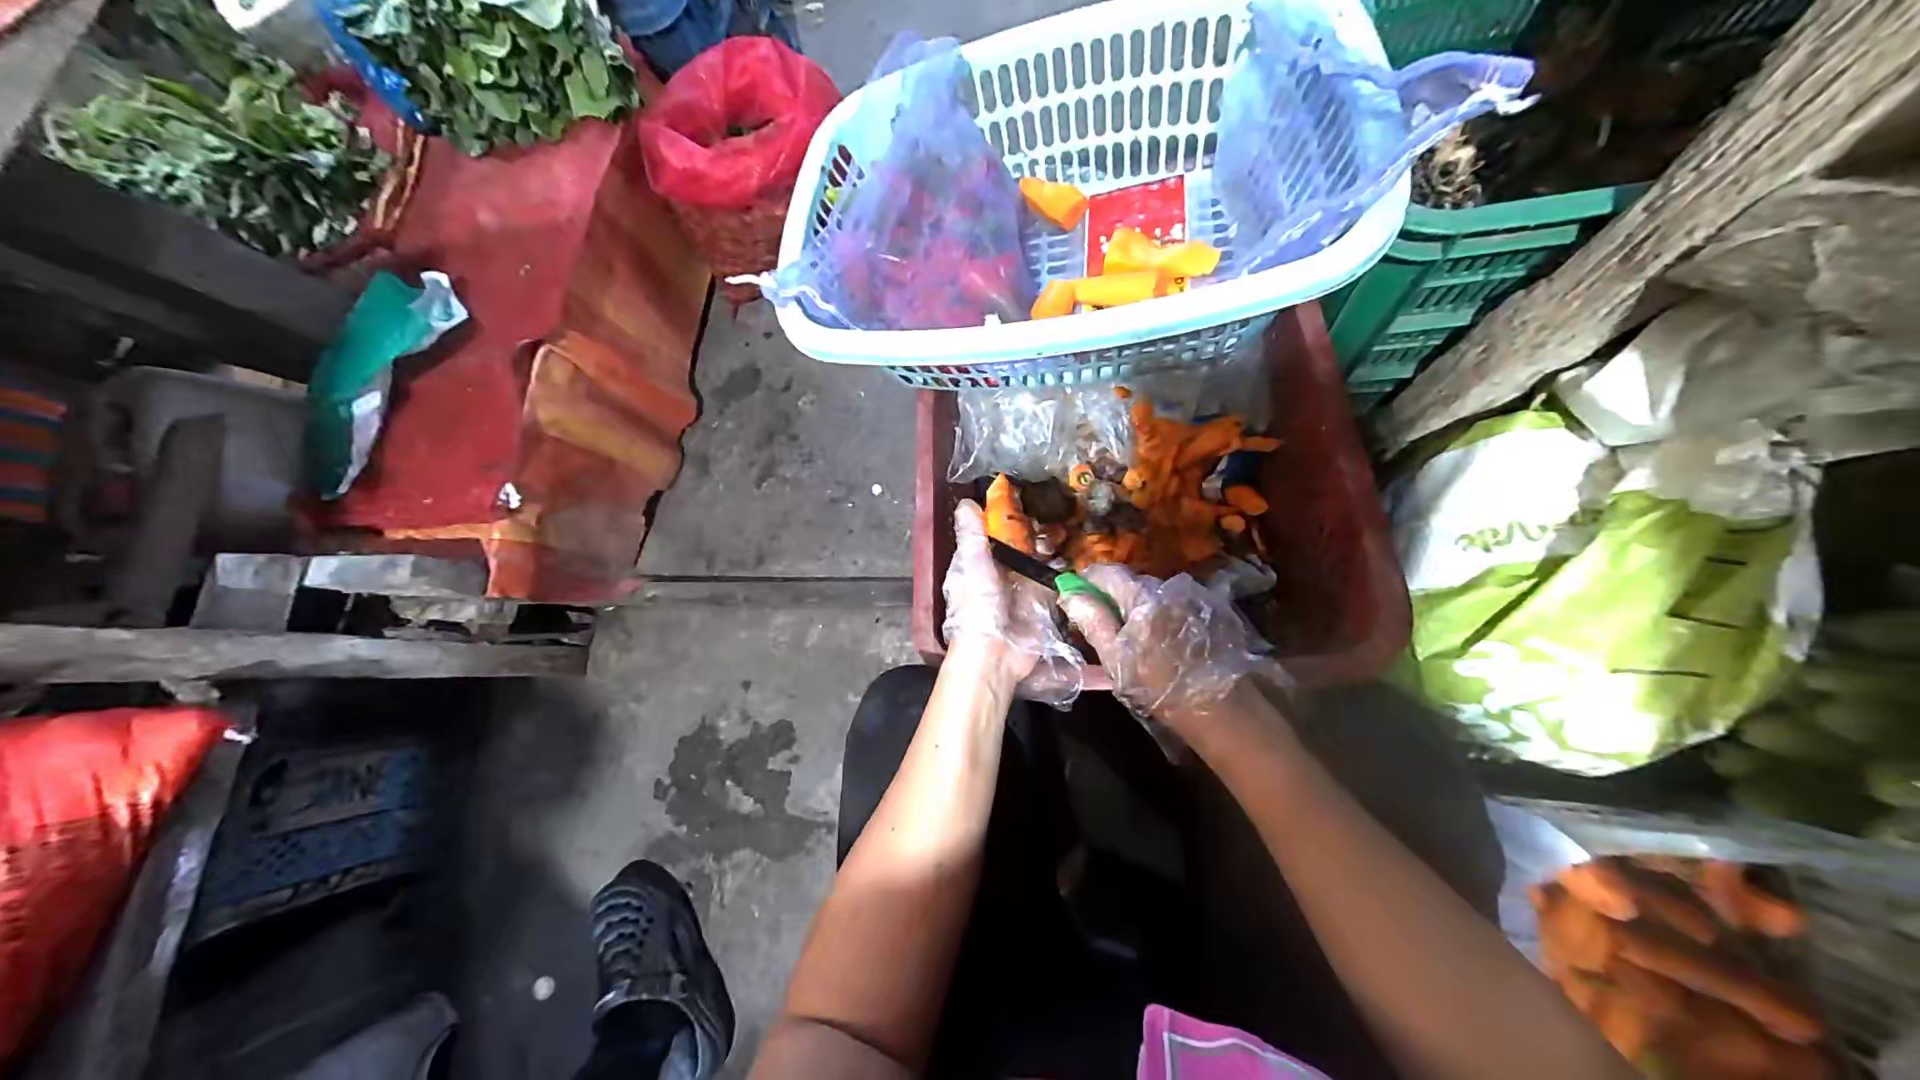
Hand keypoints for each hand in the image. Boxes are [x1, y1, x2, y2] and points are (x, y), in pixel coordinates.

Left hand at [943, 500, 1082, 702]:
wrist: (996, 654)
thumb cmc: (977, 607)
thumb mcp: (971, 564)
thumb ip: (972, 535)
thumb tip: (966, 502)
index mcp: (979, 563)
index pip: (993, 533)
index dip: (1008, 515)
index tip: (1026, 495)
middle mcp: (1002, 572)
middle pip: (1021, 543)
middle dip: (1036, 528)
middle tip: (1055, 508)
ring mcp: (1024, 587)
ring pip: (1040, 558)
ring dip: (1052, 544)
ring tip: (1067, 525)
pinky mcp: (1044, 601)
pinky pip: (1056, 579)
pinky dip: (1065, 566)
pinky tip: (1077, 550)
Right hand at [1057, 563, 1273, 725]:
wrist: (1219, 710)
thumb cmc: (1158, 688)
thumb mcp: (1116, 659)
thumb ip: (1093, 621)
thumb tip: (1070, 593)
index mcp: (1143, 598)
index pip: (1107, 572)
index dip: (1087, 581)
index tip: (1077, 598)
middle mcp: (1168, 588)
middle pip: (1129, 581)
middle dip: (1112, 597)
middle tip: (1102, 624)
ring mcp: (1191, 598)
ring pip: (1151, 594)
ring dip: (1136, 607)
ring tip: (1133, 637)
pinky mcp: (1207, 611)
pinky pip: (1171, 604)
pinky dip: (1159, 614)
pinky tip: (1161, 641)